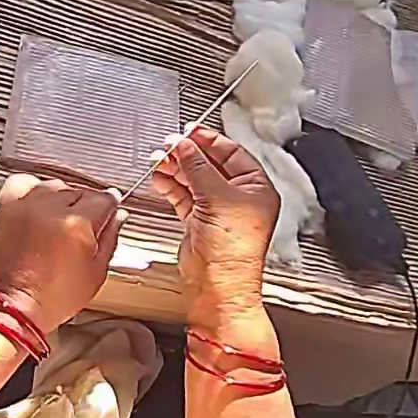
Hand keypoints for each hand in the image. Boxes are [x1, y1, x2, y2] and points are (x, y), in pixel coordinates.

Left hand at [0, 175, 125, 333]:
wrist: (15, 306)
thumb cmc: (53, 296)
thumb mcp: (96, 272)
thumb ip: (110, 238)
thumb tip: (119, 216)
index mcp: (78, 224)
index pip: (105, 198)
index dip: (110, 207)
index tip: (109, 212)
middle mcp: (52, 209)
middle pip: (82, 190)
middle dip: (86, 207)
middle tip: (81, 229)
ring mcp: (28, 206)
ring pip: (56, 185)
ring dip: (61, 199)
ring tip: (59, 221)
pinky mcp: (8, 208)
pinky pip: (24, 183)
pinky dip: (33, 190)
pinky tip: (39, 206)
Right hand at [151, 125, 279, 325]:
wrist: (218, 287)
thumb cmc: (233, 252)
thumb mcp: (217, 198)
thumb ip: (198, 168)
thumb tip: (184, 146)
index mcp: (256, 188)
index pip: (232, 153)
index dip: (209, 140)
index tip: (190, 130)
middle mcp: (239, 198)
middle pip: (211, 165)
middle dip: (189, 154)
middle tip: (170, 145)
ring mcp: (218, 210)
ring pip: (194, 179)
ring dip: (176, 168)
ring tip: (160, 159)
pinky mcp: (199, 221)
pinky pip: (184, 195)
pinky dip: (171, 185)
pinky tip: (161, 177)